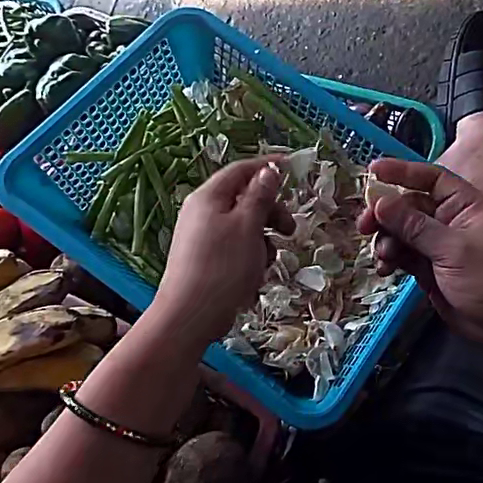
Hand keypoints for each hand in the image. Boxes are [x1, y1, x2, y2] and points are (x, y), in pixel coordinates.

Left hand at [149, 157, 293, 349]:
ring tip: (266, 263)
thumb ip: (260, 196)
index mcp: (209, 197)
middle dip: (270, 213)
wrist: (189, 316)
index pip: (241, 170)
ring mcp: (201, 237)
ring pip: (242, 228)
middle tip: (290, 231)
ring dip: (262, 241)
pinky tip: (252, 278)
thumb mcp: (248, 226)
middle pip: (244, 200)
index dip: (267, 167)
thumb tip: (268, 171)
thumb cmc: (222, 267)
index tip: (292, 168)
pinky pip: (233, 249)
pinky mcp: (204, 260)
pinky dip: (248, 258)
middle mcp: (202, 212)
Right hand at [360, 158, 482, 348]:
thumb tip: (381, 202)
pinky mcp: (429, 267)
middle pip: (409, 205)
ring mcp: (439, 245)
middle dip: (385, 213)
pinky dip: (390, 258)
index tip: (373, 171)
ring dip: (386, 239)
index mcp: (465, 205)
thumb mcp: (454, 249)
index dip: (402, 171)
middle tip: (364, 225)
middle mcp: (450, 220)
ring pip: (401, 231)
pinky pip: (402, 254)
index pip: (431, 178)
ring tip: (383, 256)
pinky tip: (385, 269)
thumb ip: (415, 226)